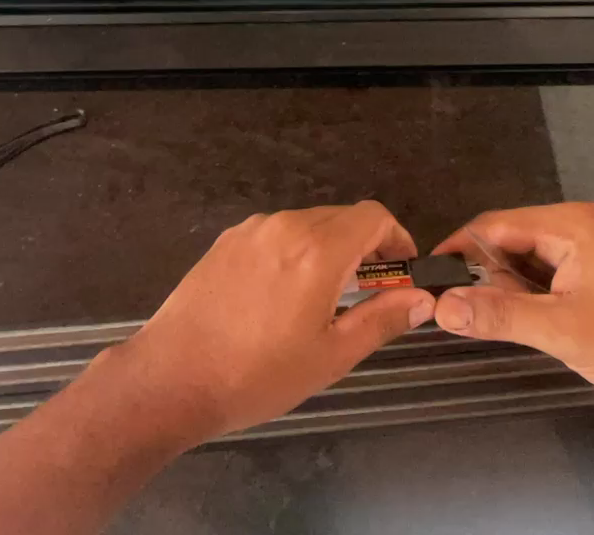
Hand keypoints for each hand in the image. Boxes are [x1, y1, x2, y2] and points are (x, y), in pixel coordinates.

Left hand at [105, 202, 436, 443]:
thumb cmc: (258, 374)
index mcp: (317, 249)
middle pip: (341, 218)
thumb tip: (422, 298)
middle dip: (364, 248)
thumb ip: (381, 319)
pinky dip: (294, 251)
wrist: (172, 376)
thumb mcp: (330, 356)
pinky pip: (276, 234)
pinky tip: (280, 296)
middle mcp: (284, 225)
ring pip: (308, 224)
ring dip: (329, 249)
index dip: (396, 239)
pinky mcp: (226, 240)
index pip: (373, 217)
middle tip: (367, 294)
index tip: (399, 274)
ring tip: (323, 300)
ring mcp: (250, 230)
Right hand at [432, 203, 593, 416]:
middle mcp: (578, 226)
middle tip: (465, 312)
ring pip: (527, 260)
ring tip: (502, 322)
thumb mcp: (563, 332)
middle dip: (484, 274)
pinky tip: (533, 322)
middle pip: (508, 240)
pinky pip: (548, 274)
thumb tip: (442, 307)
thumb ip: (499, 315)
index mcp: (569, 225)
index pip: (492, 225)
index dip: (457, 251)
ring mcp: (591, 249)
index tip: (430, 280)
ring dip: (509, 289)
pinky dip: (531, 295)